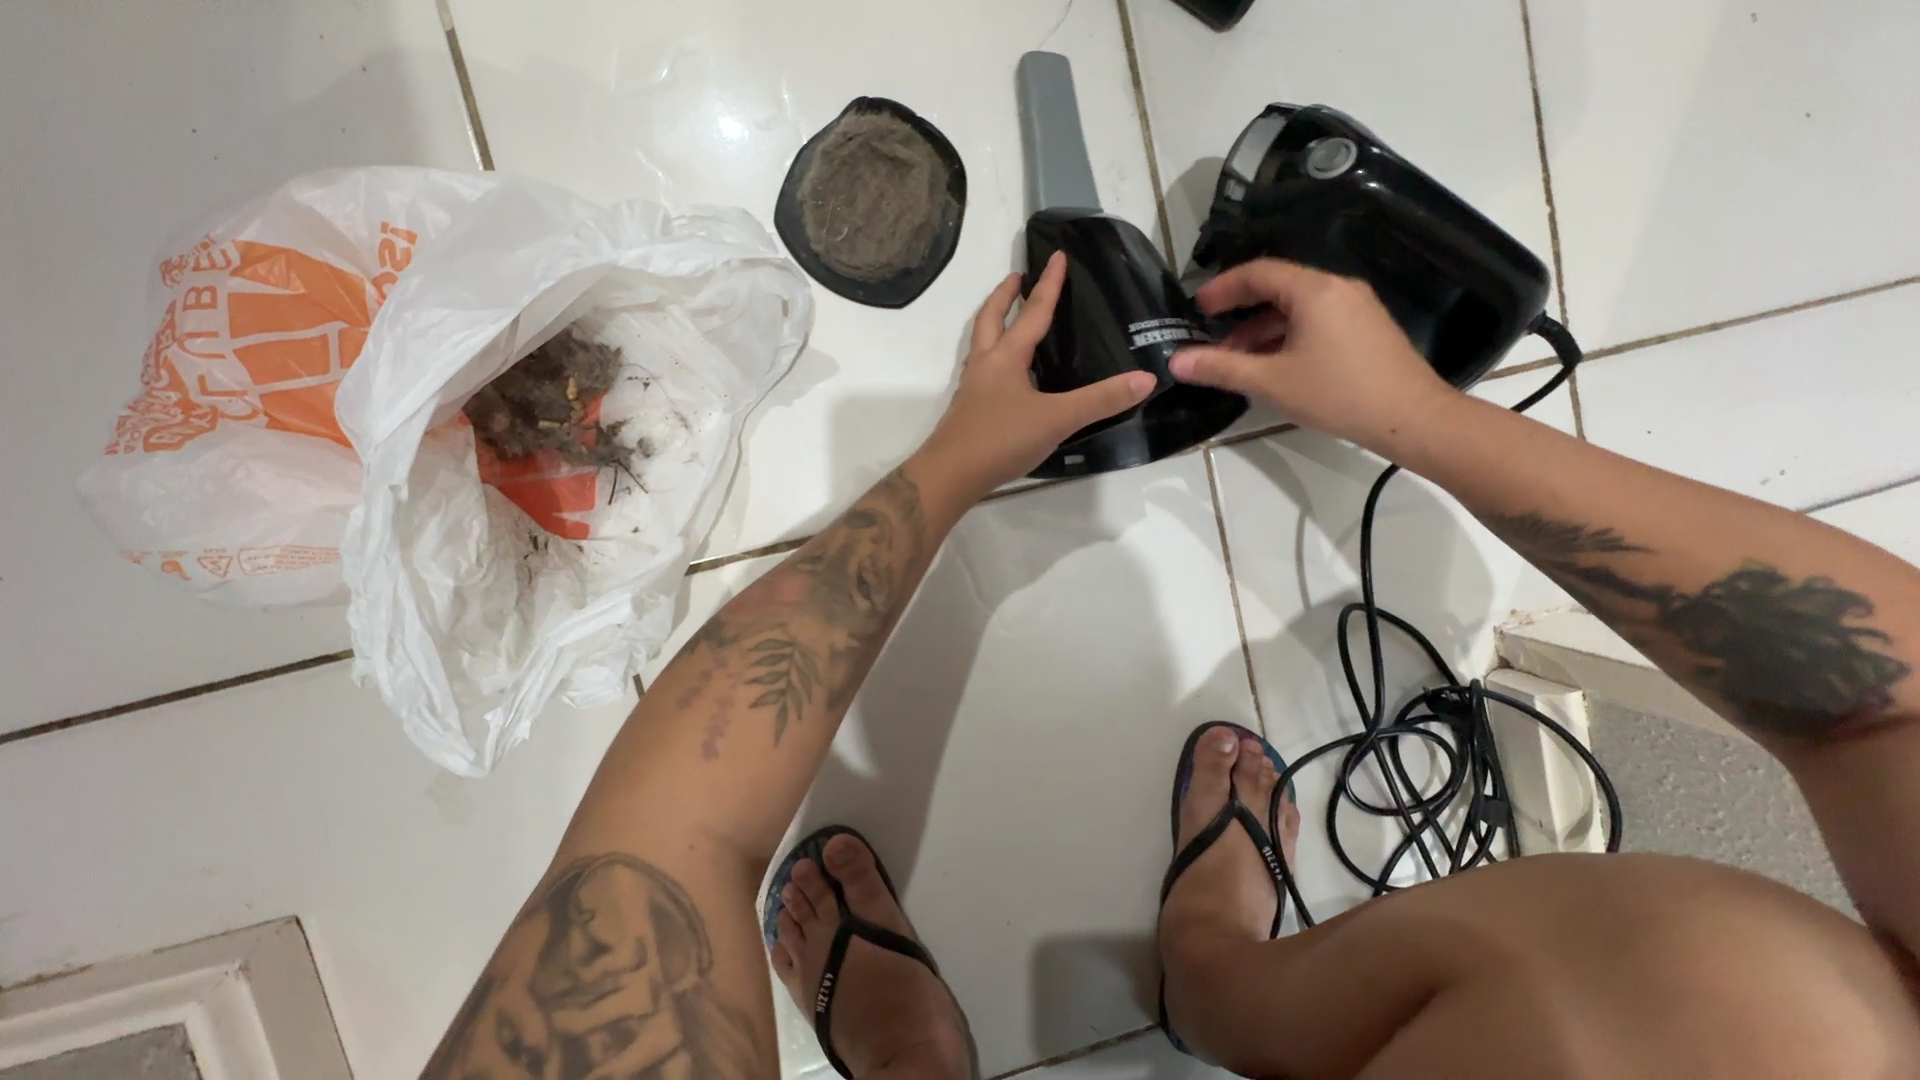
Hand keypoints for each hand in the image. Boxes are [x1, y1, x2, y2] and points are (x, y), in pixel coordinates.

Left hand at [915, 252, 1154, 496]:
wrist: (950, 475)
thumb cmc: (1001, 439)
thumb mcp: (1058, 419)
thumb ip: (1100, 400)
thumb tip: (1145, 379)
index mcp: (1006, 357)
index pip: (1032, 312)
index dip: (1049, 285)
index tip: (1057, 256)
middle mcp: (985, 365)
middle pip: (990, 319)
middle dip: (1005, 296)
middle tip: (1017, 279)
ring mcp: (973, 389)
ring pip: (981, 344)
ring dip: (993, 324)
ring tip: (1008, 320)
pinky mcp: (968, 411)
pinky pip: (982, 371)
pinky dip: (993, 358)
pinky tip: (1006, 377)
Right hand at [1167, 259, 1453, 450]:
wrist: (1410, 418)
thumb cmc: (1338, 394)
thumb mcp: (1271, 382)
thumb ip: (1221, 367)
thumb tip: (1176, 361)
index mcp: (1315, 291)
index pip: (1259, 273)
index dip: (1223, 288)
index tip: (1197, 308)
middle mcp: (1337, 289)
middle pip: (1278, 288)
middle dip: (1240, 312)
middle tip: (1209, 336)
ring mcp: (1355, 308)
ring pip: (1297, 308)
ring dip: (1261, 329)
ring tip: (1234, 360)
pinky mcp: (1365, 329)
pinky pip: (1315, 321)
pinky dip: (1286, 336)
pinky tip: (1270, 365)